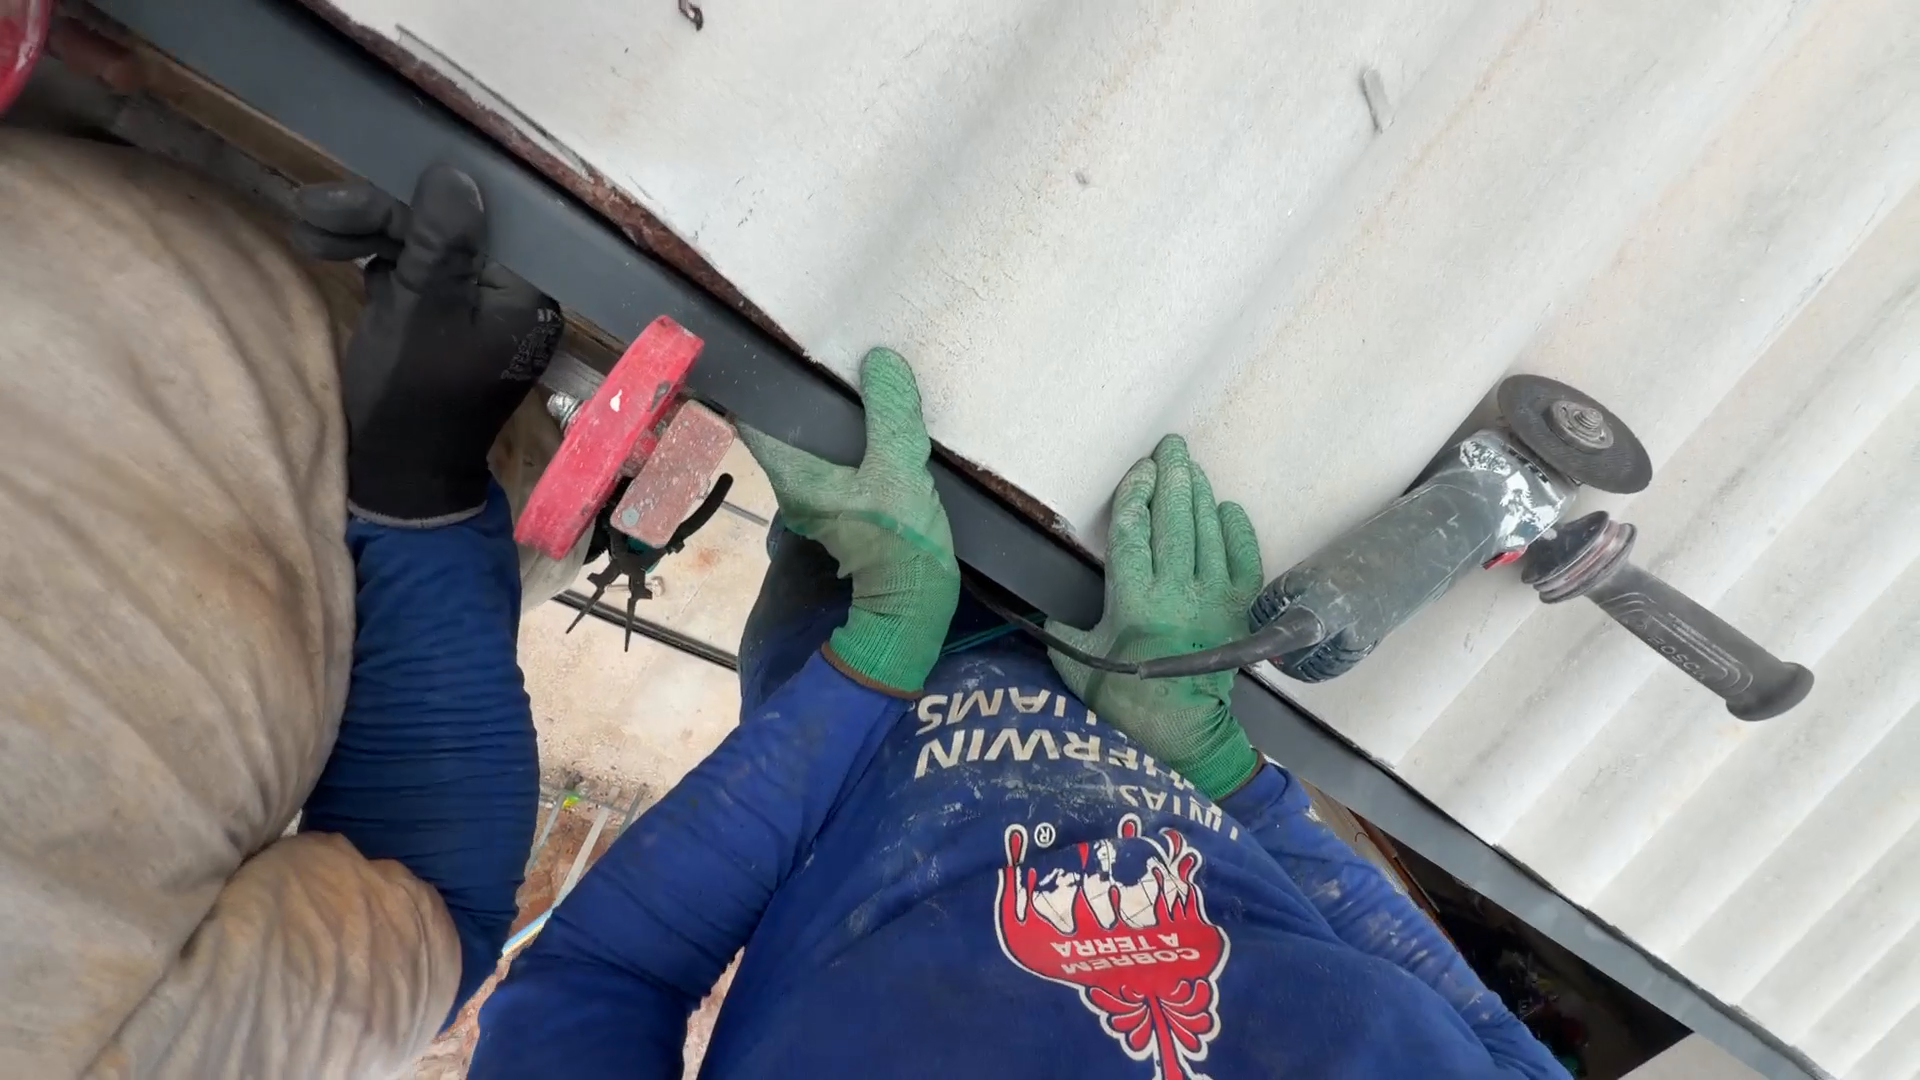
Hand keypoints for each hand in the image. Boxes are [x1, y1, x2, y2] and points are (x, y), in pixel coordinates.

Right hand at [294, 164, 560, 524]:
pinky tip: (337, 259)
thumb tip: (459, 175)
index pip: (480, 226)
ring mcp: (481, 313)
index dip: (417, 204)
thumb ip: (442, 244)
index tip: (350, 199)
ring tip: (309, 238)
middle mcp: (514, 302)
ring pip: (428, 251)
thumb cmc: (413, 394)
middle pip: (450, 235)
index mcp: (528, 299)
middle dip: (381, 220)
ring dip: (369, 237)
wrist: (399, 469)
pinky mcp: (449, 324)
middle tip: (309, 215)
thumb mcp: (422, 309)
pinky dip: (379, 265)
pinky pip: (419, 277)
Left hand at [738, 349, 958, 693]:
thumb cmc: (897, 541)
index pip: (753, 415)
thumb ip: (890, 415)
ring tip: (856, 370)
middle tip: (828, 346)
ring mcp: (820, 496)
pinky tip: (878, 414)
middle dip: (804, 386)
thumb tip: (881, 360)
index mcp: (792, 472)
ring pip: (815, 439)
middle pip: (787, 423)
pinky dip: (852, 433)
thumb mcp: (898, 470)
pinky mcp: (846, 503)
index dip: (758, 379)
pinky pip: (839, 455)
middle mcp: (795, 483)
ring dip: (831, 410)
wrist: (915, 602)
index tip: (774, 343)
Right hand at [1047, 435, 1265, 799]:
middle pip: (1174, 520)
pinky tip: (1226, 508)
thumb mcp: (1076, 662)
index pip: (1132, 531)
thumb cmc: (1125, 699)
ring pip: (1207, 532)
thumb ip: (1058, 626)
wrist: (1185, 733)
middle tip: (1172, 445)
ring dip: (1199, 494)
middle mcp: (1176, 590)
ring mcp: (1214, 597)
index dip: (1135, 494)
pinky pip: (1243, 559)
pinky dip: (1237, 530)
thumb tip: (1038, 603)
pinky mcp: (1240, 609)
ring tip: (1191, 466)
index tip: (1139, 469)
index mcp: (1133, 599)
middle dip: (1172, 477)